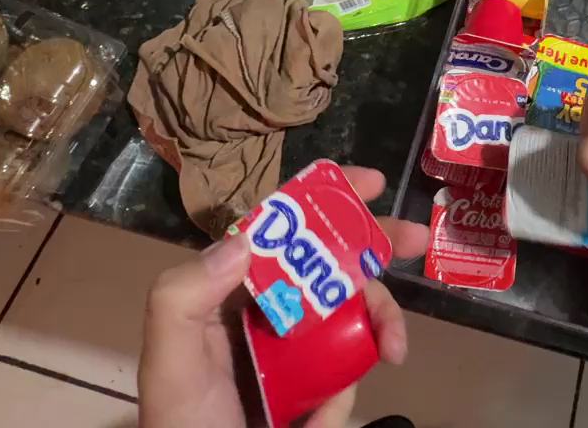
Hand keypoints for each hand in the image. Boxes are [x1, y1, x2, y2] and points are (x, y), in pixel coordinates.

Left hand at [138, 166, 428, 427]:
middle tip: (418, 238)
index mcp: (242, 284)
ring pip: (358, 309)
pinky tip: (325, 413)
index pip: (290, 226)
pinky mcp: (321, 382)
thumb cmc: (182, 417)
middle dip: (381, 240)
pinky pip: (351, 367)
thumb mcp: (169, 357)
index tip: (371, 183)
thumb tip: (242, 240)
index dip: (331, 197)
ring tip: (395, 347)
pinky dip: (351, 385)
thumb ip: (183, 296)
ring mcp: (304, 343)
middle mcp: (278, 304)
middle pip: (337, 257)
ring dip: (384, 319)